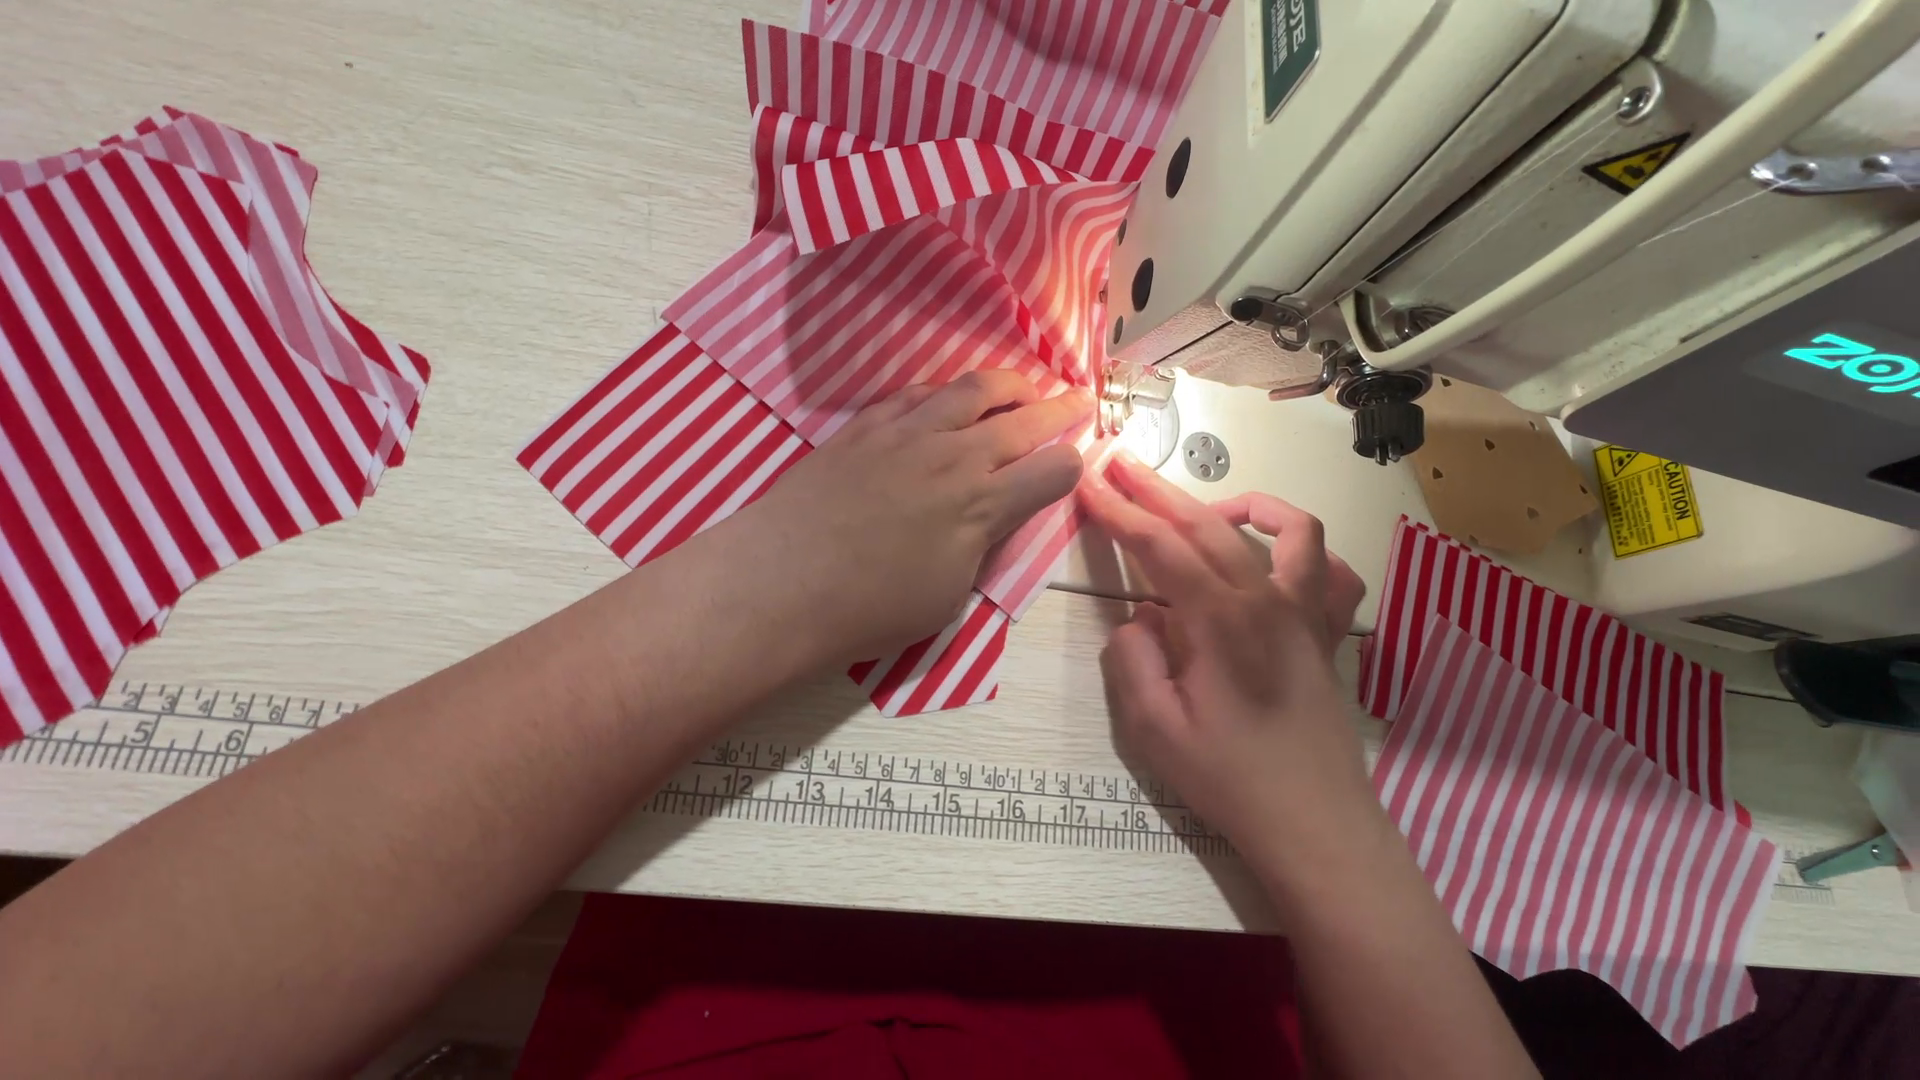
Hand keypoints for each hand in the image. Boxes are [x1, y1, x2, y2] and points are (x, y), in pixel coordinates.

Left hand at [730, 371, 1091, 662]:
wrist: (784, 581)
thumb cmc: (871, 608)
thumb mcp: (948, 596)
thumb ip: (978, 549)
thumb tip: (987, 521)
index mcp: (983, 505)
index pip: (1051, 472)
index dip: (1073, 465)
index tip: (1077, 463)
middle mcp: (954, 456)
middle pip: (1023, 420)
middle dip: (1060, 410)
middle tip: (1080, 399)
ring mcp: (908, 433)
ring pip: (971, 389)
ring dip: (1008, 384)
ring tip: (1023, 387)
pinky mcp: (867, 426)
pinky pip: (917, 393)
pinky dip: (945, 391)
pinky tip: (948, 396)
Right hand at [1078, 455, 1372, 868]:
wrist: (1314, 822)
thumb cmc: (1229, 779)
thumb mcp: (1154, 730)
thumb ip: (1133, 661)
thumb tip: (1138, 618)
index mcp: (1219, 619)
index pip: (1158, 546)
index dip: (1118, 512)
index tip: (1089, 483)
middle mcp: (1267, 599)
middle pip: (1207, 524)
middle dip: (1157, 489)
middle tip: (1121, 463)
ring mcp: (1306, 612)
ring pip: (1285, 528)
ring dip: (1241, 503)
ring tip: (1205, 506)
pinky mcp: (1328, 633)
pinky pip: (1331, 571)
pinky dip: (1305, 550)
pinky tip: (1276, 556)